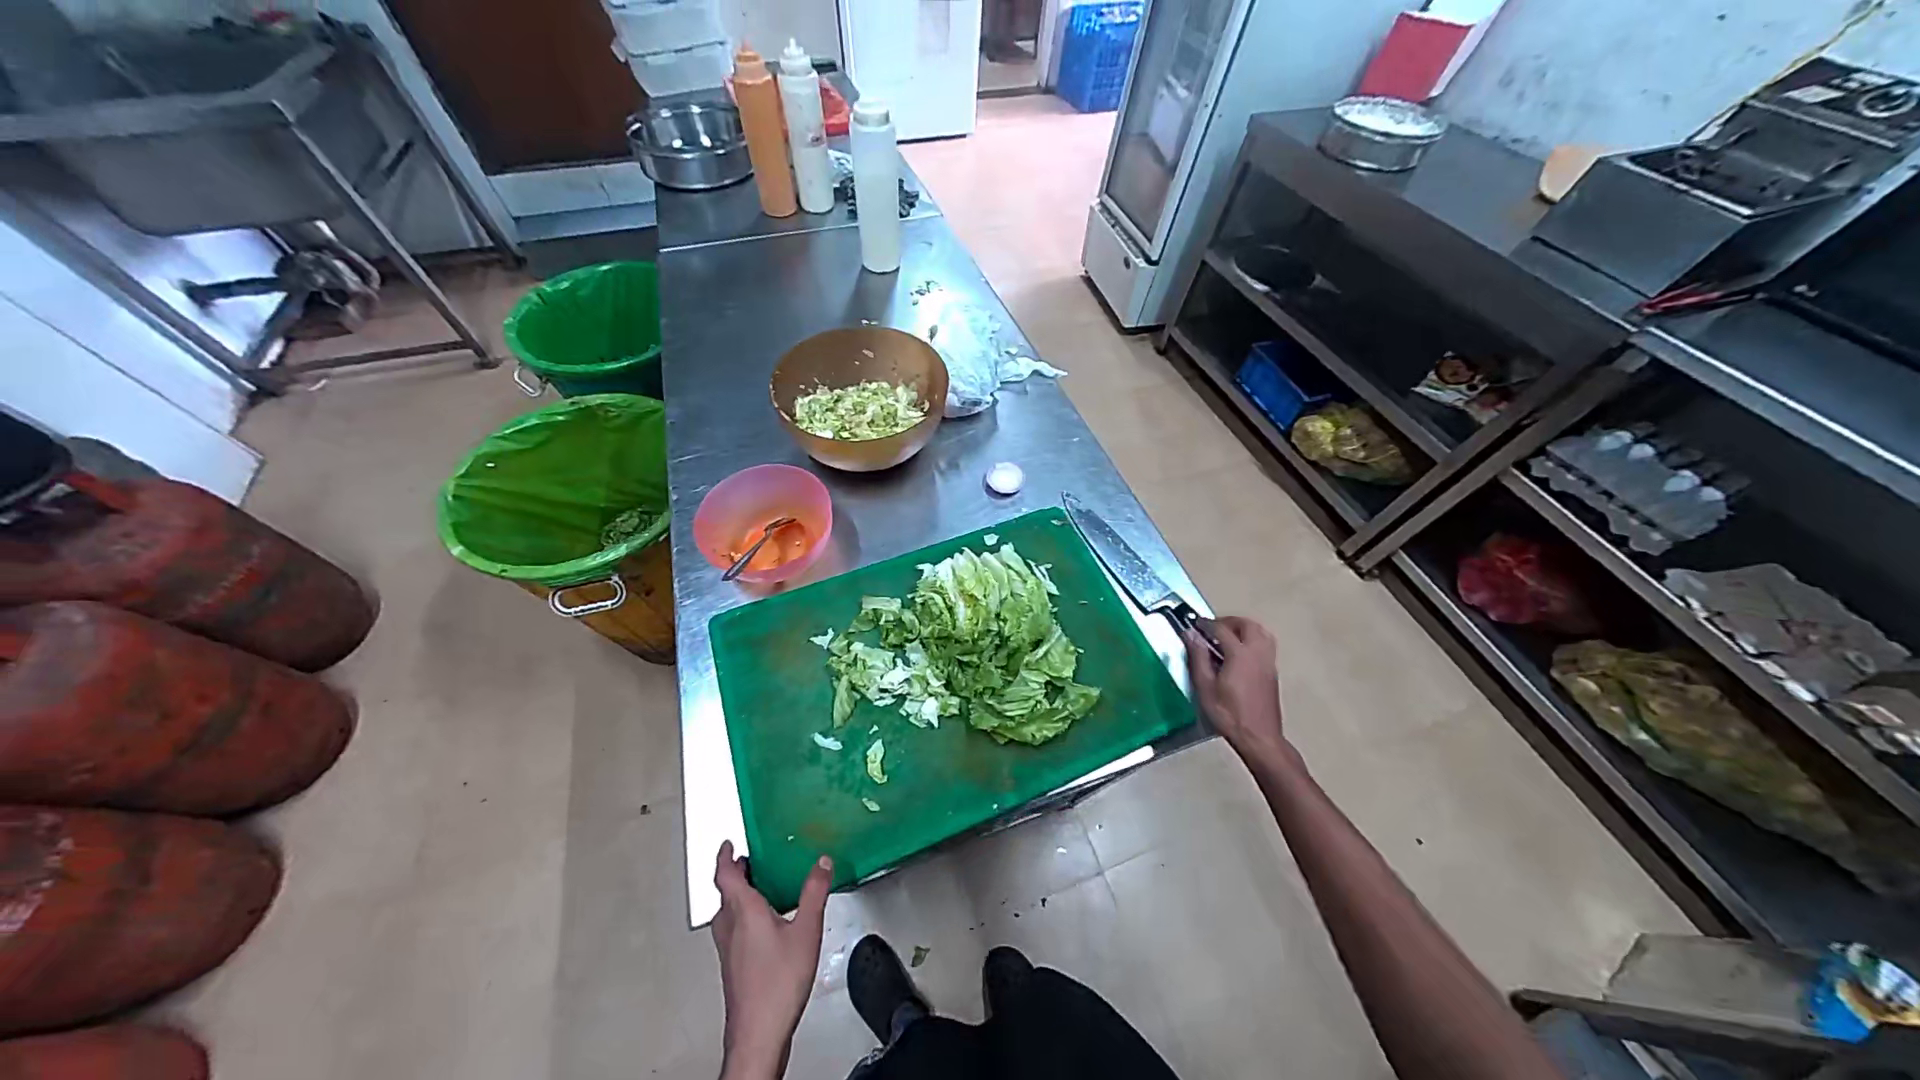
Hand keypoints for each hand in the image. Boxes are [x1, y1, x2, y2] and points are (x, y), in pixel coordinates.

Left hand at [712, 841, 832, 1079]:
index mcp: (742, 910)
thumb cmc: (778, 983)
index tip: (727, 844)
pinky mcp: (733, 965)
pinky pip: (734, 929)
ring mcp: (728, 948)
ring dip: (739, 895)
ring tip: (760, 887)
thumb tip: (821, 862)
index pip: (725, 874)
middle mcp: (729, 926)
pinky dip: (744, 915)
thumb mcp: (806, 931)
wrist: (758, 1033)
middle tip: (749, 861)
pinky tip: (766, 925)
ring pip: (728, 912)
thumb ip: (814, 893)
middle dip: (736, 874)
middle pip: (725, 892)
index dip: (724, 856)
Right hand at [1186, 616, 1286, 759]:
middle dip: (1228, 622)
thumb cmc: (1228, 714)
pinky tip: (1239, 653)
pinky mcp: (1272, 672)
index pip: (1222, 629)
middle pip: (1247, 625)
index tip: (1194, 625)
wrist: (1258, 737)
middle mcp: (1258, 653)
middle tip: (1211, 628)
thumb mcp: (1205, 686)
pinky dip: (1252, 639)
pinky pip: (1265, 644)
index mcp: (1240, 655)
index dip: (1206, 624)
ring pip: (1261, 632)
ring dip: (1243, 628)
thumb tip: (1191, 635)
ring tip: (1226, 637)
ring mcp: (1269, 662)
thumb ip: (1198, 657)